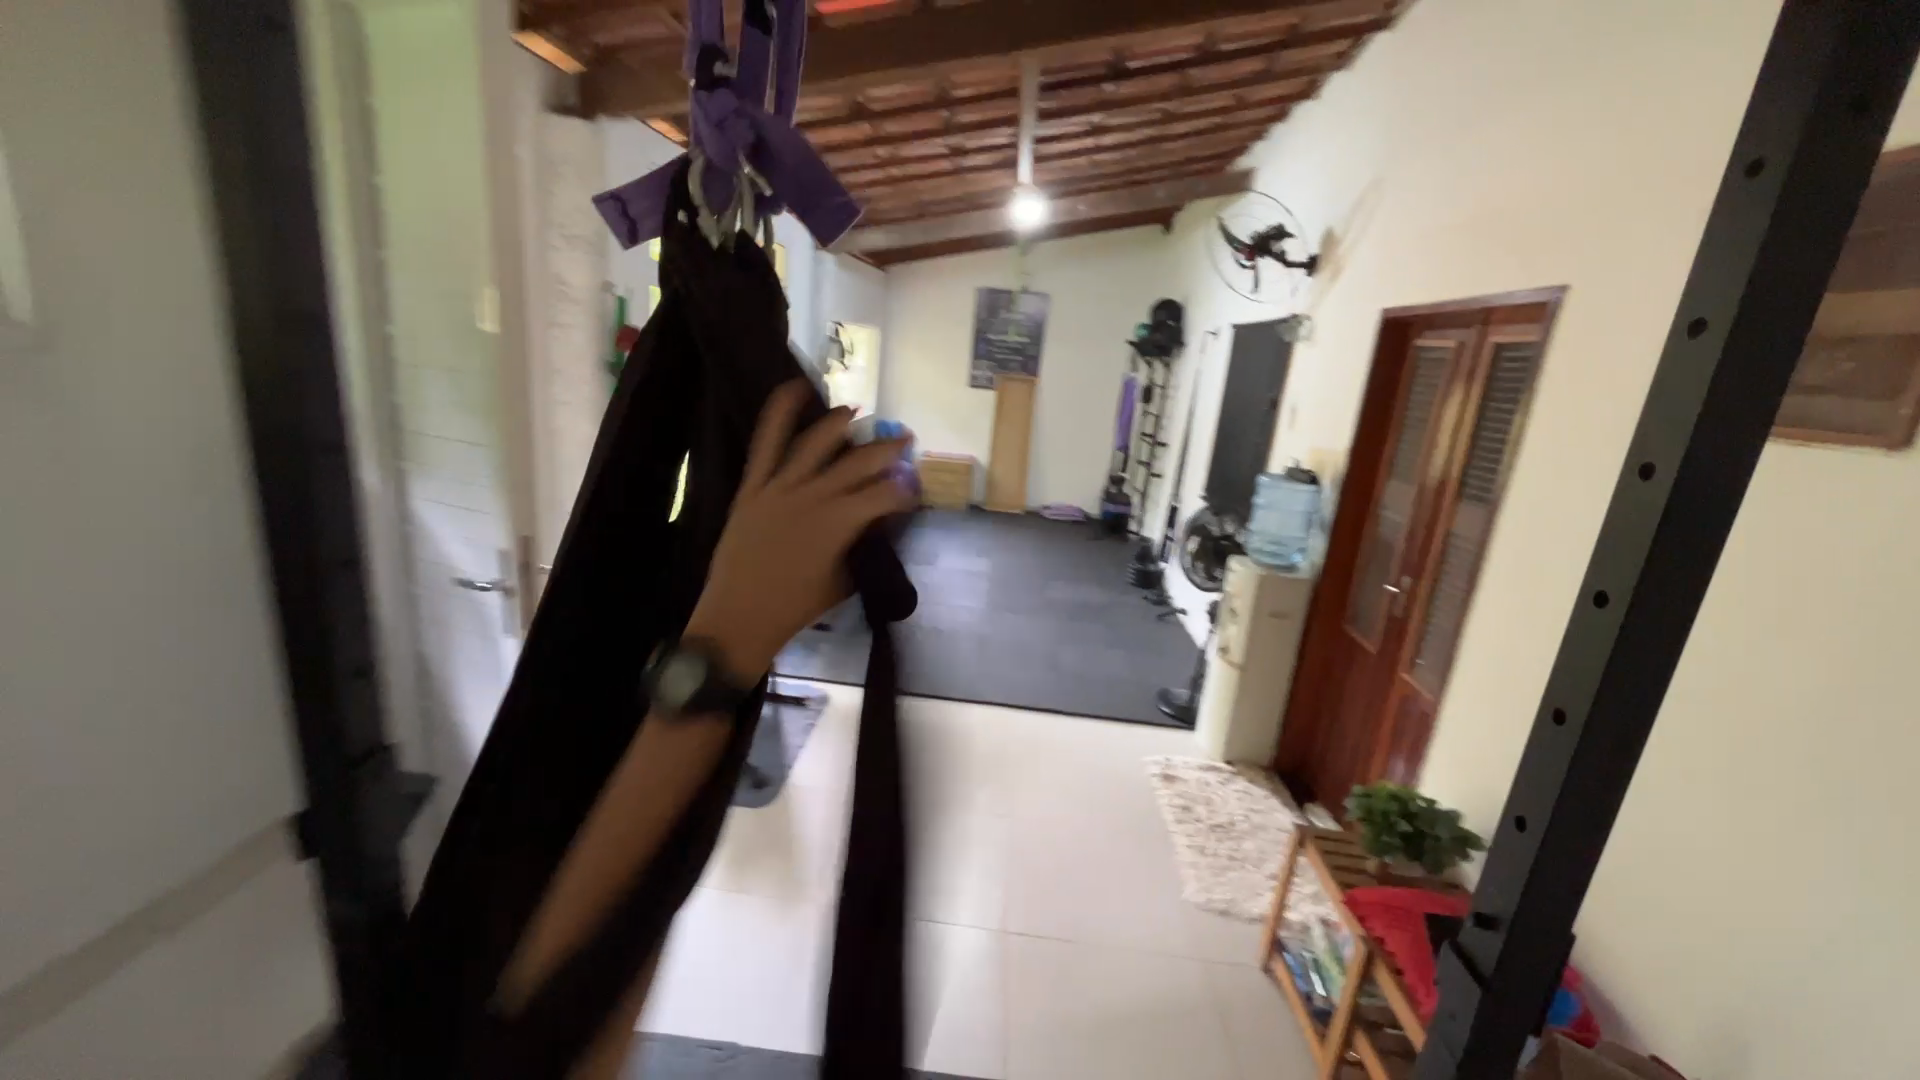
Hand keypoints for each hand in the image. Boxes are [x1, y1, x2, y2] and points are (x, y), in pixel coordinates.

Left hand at [685, 380, 915, 680]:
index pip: (885, 494)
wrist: (739, 615)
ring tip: (857, 412)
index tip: (915, 488)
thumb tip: (877, 523)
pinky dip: (780, 412)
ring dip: (841, 423)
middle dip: (888, 450)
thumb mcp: (844, 580)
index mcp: (840, 524)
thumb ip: (862, 546)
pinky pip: (766, 442)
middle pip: (860, 462)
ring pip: (817, 442)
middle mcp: (815, 497)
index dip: (906, 489)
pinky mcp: (754, 485)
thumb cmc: (797, 607)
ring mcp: (781, 487)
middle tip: (905, 441)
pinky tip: (795, 388)